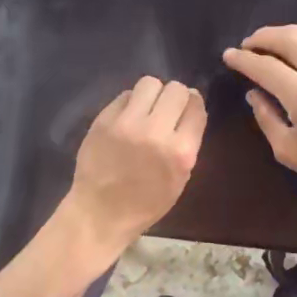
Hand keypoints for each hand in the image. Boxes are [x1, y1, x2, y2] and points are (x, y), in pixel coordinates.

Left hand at [66, 77, 207, 244]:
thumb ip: (188, 143)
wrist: (100, 213)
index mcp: (180, 152)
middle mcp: (155, 132)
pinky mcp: (104, 120)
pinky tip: (127, 118)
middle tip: (167, 109)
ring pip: (149, 83)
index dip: (193, 104)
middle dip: (175, 97)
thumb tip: (190, 107)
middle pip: (175, 90)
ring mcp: (127, 124)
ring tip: (147, 109)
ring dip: (153, 94)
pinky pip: (125, 95)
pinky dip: (130, 103)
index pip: (196, 108)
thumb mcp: (180, 178)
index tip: (187, 108)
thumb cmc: (145, 203)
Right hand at [223, 24, 296, 211]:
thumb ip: (266, 118)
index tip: (230, 55)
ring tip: (279, 43)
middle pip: (290, 36)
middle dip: (264, 36)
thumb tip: (254, 93)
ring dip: (292, 33)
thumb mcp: (289, 152)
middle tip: (250, 44)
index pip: (265, 66)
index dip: (243, 58)